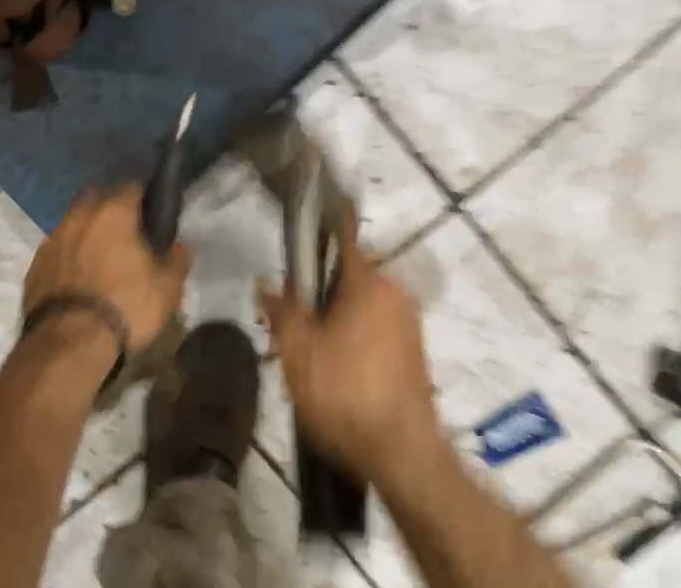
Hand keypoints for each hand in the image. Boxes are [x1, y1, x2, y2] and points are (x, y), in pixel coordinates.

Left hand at [24, 185, 191, 356]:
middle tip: (125, 235)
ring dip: (85, 233)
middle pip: (95, 199)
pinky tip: (76, 281)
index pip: (130, 187)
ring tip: (98, 260)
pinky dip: (66, 258)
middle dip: (109, 209)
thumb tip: (181, 246)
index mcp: (113, 214)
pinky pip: (56, 252)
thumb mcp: (166, 289)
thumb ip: (176, 261)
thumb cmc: (125, 308)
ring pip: (72, 224)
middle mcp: (78, 218)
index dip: (143, 199)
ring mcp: (51, 241)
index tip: (151, 216)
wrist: (68, 344)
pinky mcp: (33, 267)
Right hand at [261, 216, 442, 485]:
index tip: (300, 227)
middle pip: (349, 275)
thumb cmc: (344, 392)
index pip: (343, 236)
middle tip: (289, 314)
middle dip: (319, 288)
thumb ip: (281, 310)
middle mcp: (396, 293)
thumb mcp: (297, 351)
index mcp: (370, 282)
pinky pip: (376, 328)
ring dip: (335, 315)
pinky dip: (354, 336)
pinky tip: (332, 367)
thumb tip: (266, 284)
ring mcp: (409, 324)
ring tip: (305, 347)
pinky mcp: (414, 353)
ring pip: (362, 304)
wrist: (401, 454)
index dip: (318, 229)